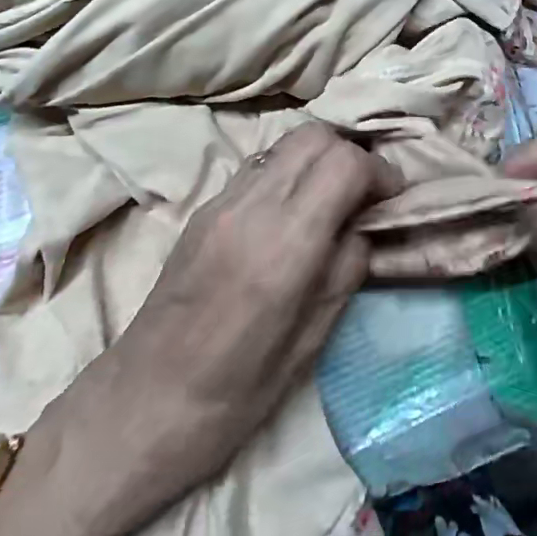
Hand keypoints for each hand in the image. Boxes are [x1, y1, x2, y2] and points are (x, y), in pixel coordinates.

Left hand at [0, 123, 391, 535]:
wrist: (146, 400)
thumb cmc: (236, 392)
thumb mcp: (310, 341)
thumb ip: (345, 270)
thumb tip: (363, 227)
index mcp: (284, 245)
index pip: (343, 163)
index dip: (378, 172)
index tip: (390, 199)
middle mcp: (251, 207)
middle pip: (313, 136)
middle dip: (350, 153)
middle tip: (365, 194)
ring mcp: (220, 202)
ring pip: (284, 143)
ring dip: (317, 159)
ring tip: (332, 199)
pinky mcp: (202, 208)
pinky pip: (258, 167)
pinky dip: (288, 172)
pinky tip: (292, 212)